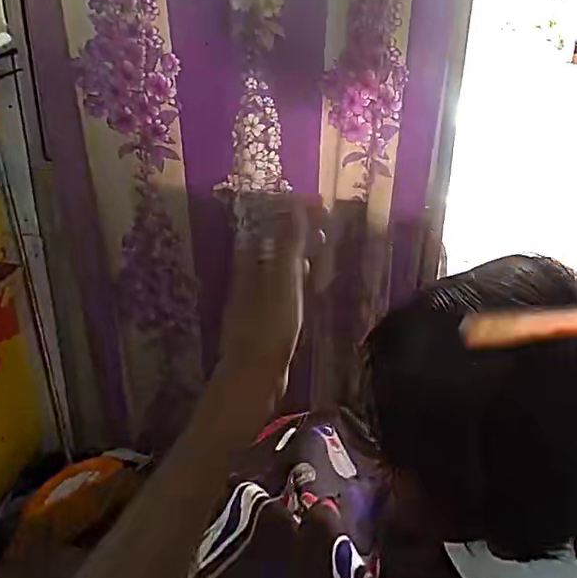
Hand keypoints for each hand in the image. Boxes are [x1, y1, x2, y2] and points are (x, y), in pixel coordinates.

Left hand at [215, 192, 318, 399]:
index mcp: (251, 259)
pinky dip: (300, 272)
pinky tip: (312, 279)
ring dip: (301, 248)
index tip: (320, 202)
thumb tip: (294, 205)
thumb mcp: (284, 279)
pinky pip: (285, 282)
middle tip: (326, 220)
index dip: (295, 207)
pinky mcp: (265, 312)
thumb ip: (290, 242)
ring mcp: (256, 292)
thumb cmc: (270, 324)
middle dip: (300, 226)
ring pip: (280, 260)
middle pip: (276, 238)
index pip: (272, 220)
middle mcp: (250, 271)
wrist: (254, 375)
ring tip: (324, 244)